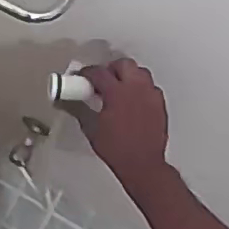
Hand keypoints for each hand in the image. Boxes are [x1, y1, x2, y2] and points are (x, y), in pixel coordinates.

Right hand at [75, 58, 170, 185]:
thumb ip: (79, 110)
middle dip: (110, 69)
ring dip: (127, 75)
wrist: (142, 164)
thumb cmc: (119, 149)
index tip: (82, 77)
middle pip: (123, 64)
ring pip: (140, 72)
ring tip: (118, 87)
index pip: (98, 72)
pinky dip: (140, 88)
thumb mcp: (91, 128)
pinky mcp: (159, 104)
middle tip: (101, 80)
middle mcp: (136, 89)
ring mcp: (150, 95)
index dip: (87, 72)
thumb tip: (68, 102)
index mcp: (117, 92)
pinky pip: (150, 87)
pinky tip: (132, 100)